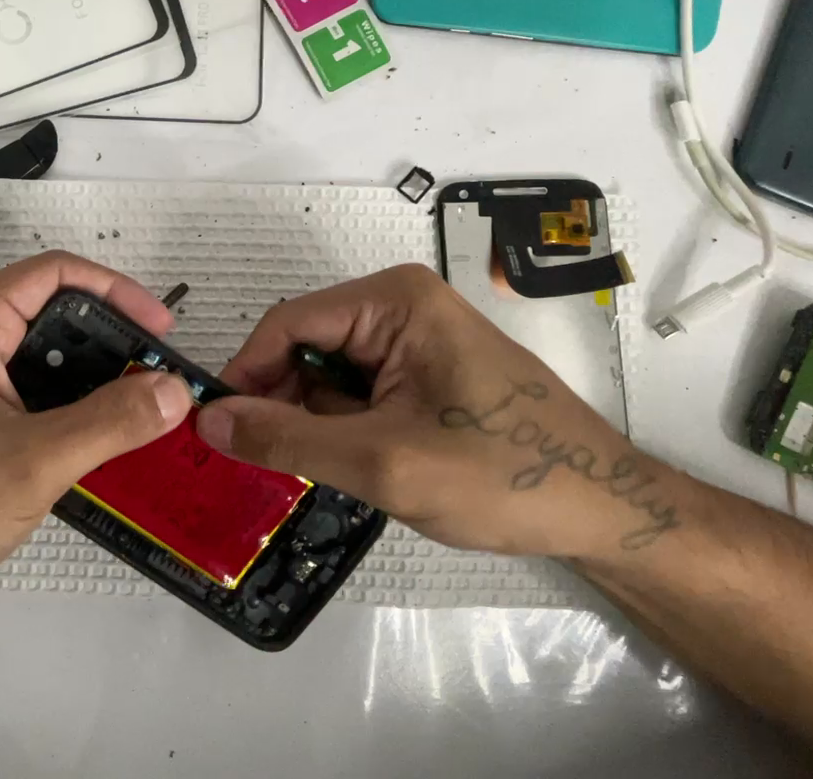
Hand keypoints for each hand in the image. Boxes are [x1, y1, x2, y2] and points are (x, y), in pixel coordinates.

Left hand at [0, 252, 191, 600]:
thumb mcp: (33, 463)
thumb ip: (111, 422)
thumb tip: (177, 389)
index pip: (59, 272)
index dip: (119, 292)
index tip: (164, 332)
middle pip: (49, 306)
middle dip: (108, 338)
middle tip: (154, 380)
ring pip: (35, 345)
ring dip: (86, 372)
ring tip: (133, 409)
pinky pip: (18, 376)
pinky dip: (58, 394)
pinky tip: (87, 432)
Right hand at [199, 265, 686, 558]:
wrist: (606, 512)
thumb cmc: (502, 477)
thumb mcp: (382, 463)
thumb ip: (286, 438)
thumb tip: (206, 419)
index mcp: (393, 301)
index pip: (286, 324)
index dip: (246, 374)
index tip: (217, 428)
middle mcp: (399, 305)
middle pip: (303, 346)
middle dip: (283, 401)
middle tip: (272, 461)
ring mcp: (413, 337)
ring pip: (325, 373)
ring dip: (314, 419)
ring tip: (333, 468)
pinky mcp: (422, 370)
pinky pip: (355, 389)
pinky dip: (342, 426)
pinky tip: (361, 461)